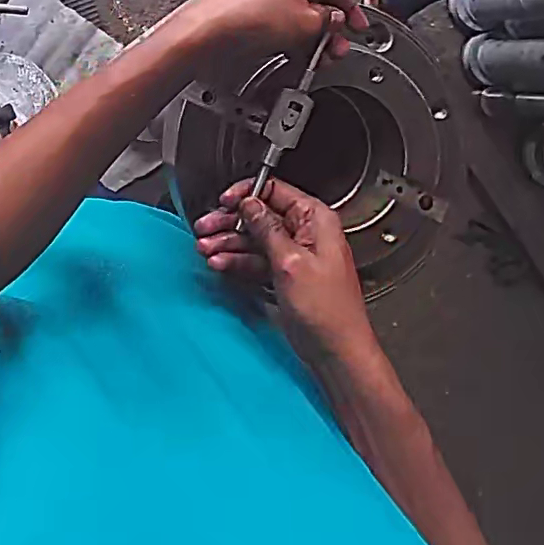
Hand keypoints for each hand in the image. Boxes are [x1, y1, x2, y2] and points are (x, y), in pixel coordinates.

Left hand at [169, 0, 367, 64]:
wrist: (204, 32)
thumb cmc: (247, 18)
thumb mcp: (308, 23)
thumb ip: (330, 20)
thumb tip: (334, 20)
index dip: (350, 10)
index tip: (357, 26)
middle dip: (325, 25)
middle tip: (332, 46)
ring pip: (288, 6)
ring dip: (303, 30)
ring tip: (309, 52)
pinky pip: (267, 13)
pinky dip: (278, 29)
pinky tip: (281, 47)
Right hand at [193, 178, 375, 357]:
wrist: (338, 354)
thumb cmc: (328, 311)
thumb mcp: (291, 262)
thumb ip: (266, 229)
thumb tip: (249, 203)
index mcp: (315, 219)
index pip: (274, 190)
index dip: (246, 194)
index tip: (225, 201)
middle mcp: (305, 232)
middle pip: (259, 215)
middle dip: (230, 222)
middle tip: (206, 228)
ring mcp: (294, 254)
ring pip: (253, 238)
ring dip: (227, 243)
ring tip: (206, 248)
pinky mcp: (285, 274)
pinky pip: (255, 259)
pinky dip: (236, 261)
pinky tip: (219, 263)